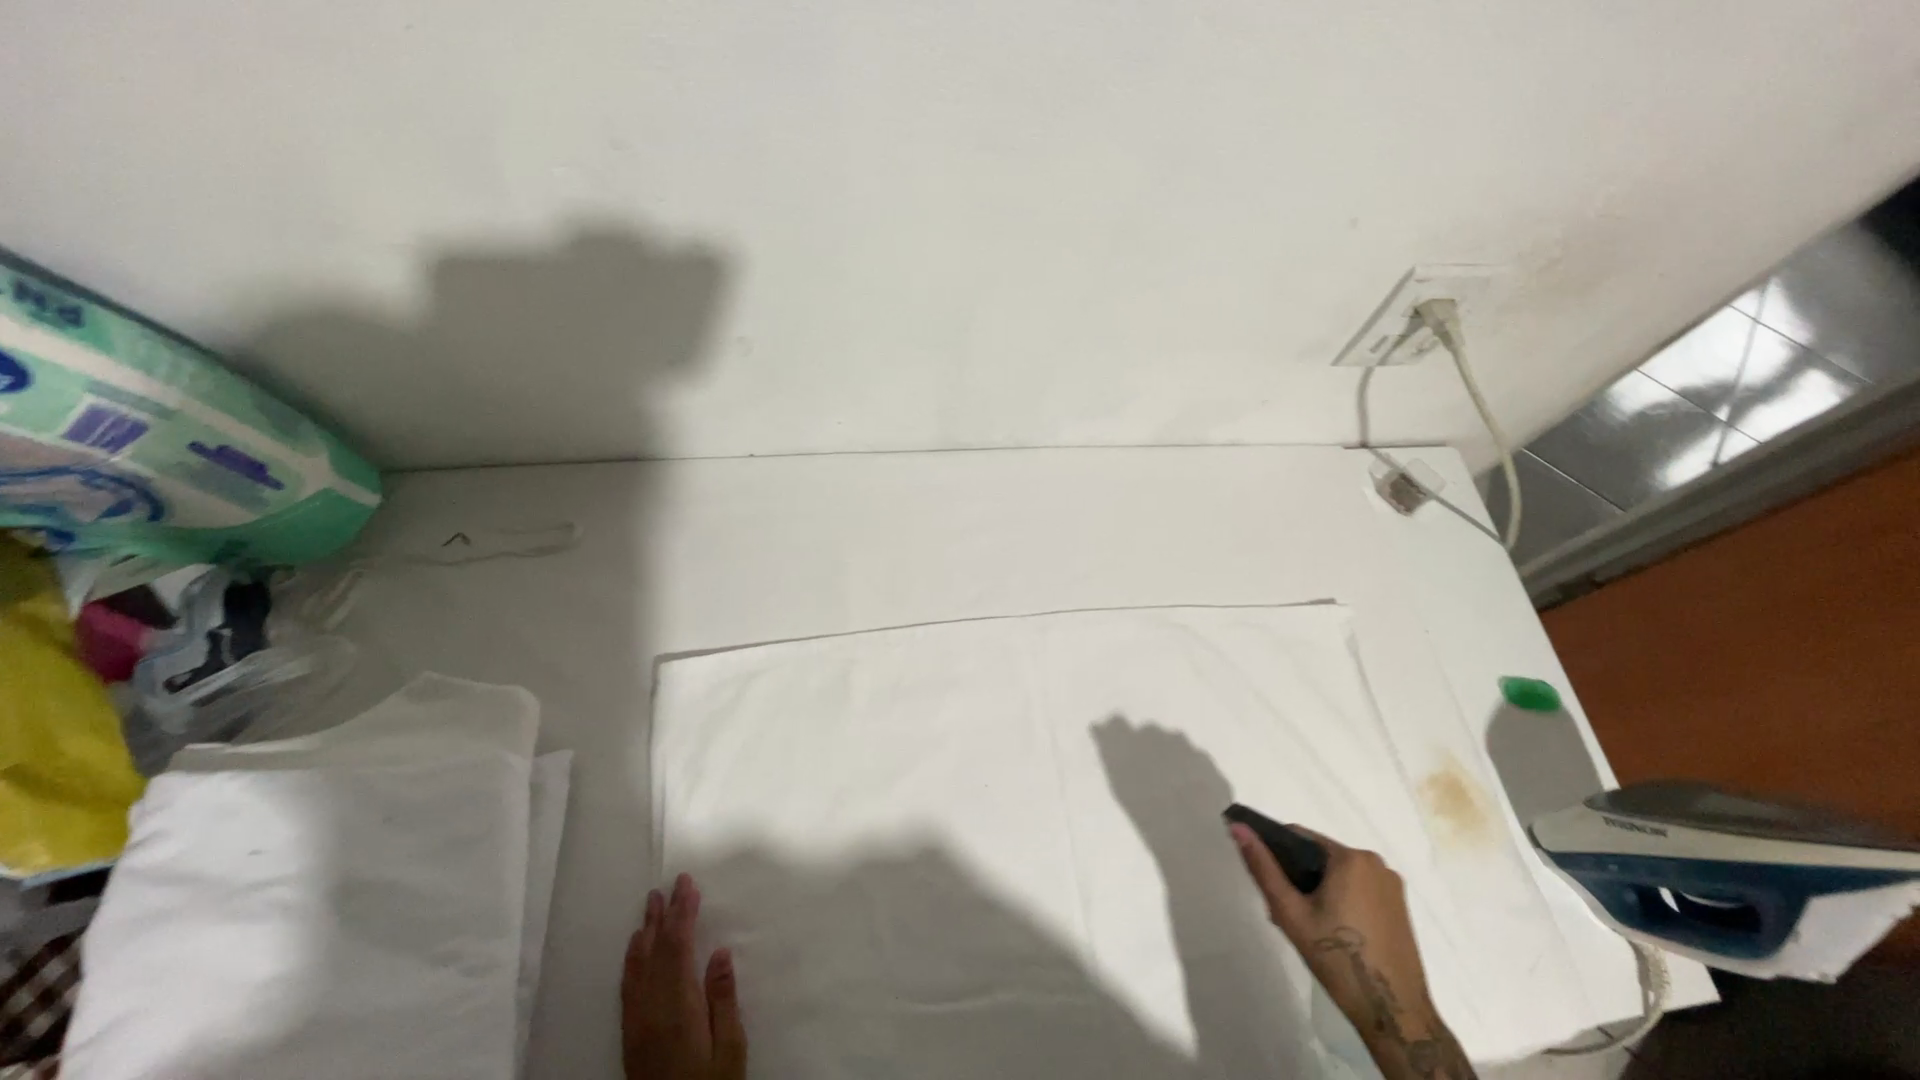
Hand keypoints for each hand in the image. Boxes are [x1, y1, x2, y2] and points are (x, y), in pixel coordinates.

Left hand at [622, 873, 747, 1079]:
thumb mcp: (730, 1049)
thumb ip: (723, 1000)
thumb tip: (720, 953)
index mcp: (678, 1007)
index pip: (677, 948)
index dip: (682, 914)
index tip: (688, 886)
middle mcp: (651, 1008)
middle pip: (655, 951)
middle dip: (664, 914)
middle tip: (670, 883)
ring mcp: (636, 1021)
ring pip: (637, 965)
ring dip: (645, 930)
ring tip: (651, 903)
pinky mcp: (630, 1033)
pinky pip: (628, 984)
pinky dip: (632, 958)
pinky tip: (636, 947)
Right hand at [1227, 823, 1474, 1079]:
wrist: (1392, 1010)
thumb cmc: (1336, 957)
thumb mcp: (1290, 912)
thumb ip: (1263, 867)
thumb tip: (1238, 827)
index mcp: (1350, 857)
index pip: (1299, 837)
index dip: (1276, 854)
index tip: (1268, 884)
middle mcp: (1375, 862)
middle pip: (1320, 857)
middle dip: (1298, 878)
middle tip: (1286, 914)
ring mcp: (1392, 885)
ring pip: (1339, 875)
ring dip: (1318, 891)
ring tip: (1308, 927)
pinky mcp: (1400, 906)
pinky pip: (1359, 889)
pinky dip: (1341, 901)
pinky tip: (1332, 931)